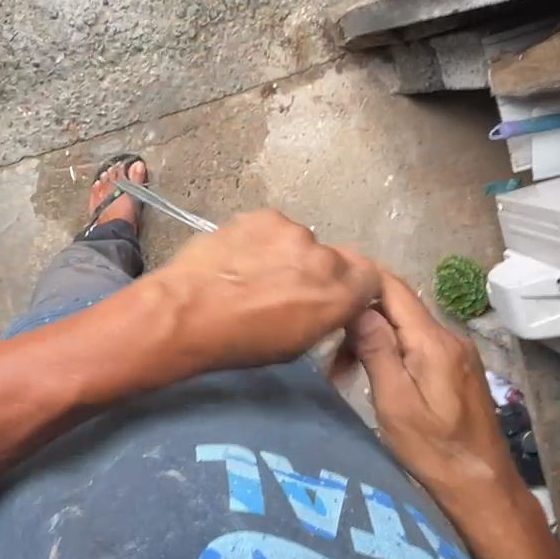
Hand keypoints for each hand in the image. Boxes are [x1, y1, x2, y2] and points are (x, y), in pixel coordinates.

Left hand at [143, 210, 380, 375]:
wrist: (189, 311)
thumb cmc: (242, 342)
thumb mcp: (297, 343)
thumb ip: (324, 314)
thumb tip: (327, 301)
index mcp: (340, 295)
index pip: (370, 277)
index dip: (351, 284)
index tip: (330, 293)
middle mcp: (324, 258)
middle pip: (331, 257)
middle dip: (312, 270)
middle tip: (282, 285)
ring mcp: (292, 232)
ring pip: (298, 240)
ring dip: (283, 252)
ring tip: (251, 270)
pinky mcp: (262, 215)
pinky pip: (270, 227)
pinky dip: (259, 239)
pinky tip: (237, 255)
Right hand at [347, 271, 518, 505]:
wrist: (483, 488)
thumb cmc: (434, 451)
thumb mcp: (396, 403)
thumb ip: (377, 351)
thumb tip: (357, 306)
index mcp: (433, 342)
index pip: (393, 288)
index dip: (360, 276)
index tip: (327, 279)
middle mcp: (449, 338)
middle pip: (397, 304)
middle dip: (360, 313)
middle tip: (325, 338)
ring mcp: (456, 352)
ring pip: (404, 324)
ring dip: (372, 334)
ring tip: (342, 365)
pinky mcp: (455, 368)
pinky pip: (416, 342)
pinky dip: (389, 347)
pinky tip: (371, 370)